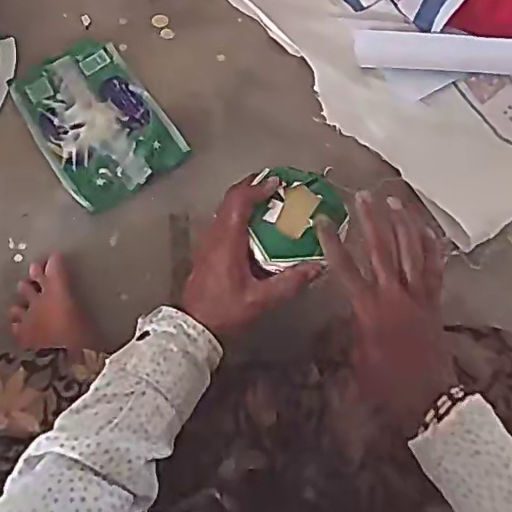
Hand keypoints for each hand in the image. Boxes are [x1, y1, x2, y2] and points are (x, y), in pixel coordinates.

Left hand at [180, 176, 324, 338]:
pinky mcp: (210, 249)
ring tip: (274, 200)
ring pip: (228, 208)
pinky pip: (227, 220)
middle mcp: (215, 234)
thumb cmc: (224, 312)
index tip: (279, 183)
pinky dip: (244, 213)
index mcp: (227, 241)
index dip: (258, 187)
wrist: (193, 328)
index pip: (239, 201)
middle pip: (232, 198)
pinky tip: (261, 225)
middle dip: (255, 186)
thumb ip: (290, 282)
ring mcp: (210, 241)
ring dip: (248, 199)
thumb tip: (318, 266)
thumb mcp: (261, 300)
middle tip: (279, 186)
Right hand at [320, 190, 454, 435]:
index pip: (345, 268)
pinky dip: (431, 247)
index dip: (333, 243)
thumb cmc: (386, 384)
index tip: (325, 221)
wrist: (428, 400)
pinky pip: (435, 268)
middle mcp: (394, 295)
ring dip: (402, 224)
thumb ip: (349, 330)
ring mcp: (418, 295)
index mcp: (369, 308)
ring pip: (411, 251)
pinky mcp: (435, 301)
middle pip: (381, 249)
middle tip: (364, 196)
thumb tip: (342, 315)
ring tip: (394, 202)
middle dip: (371, 220)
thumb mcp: (356, 358)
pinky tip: (427, 230)